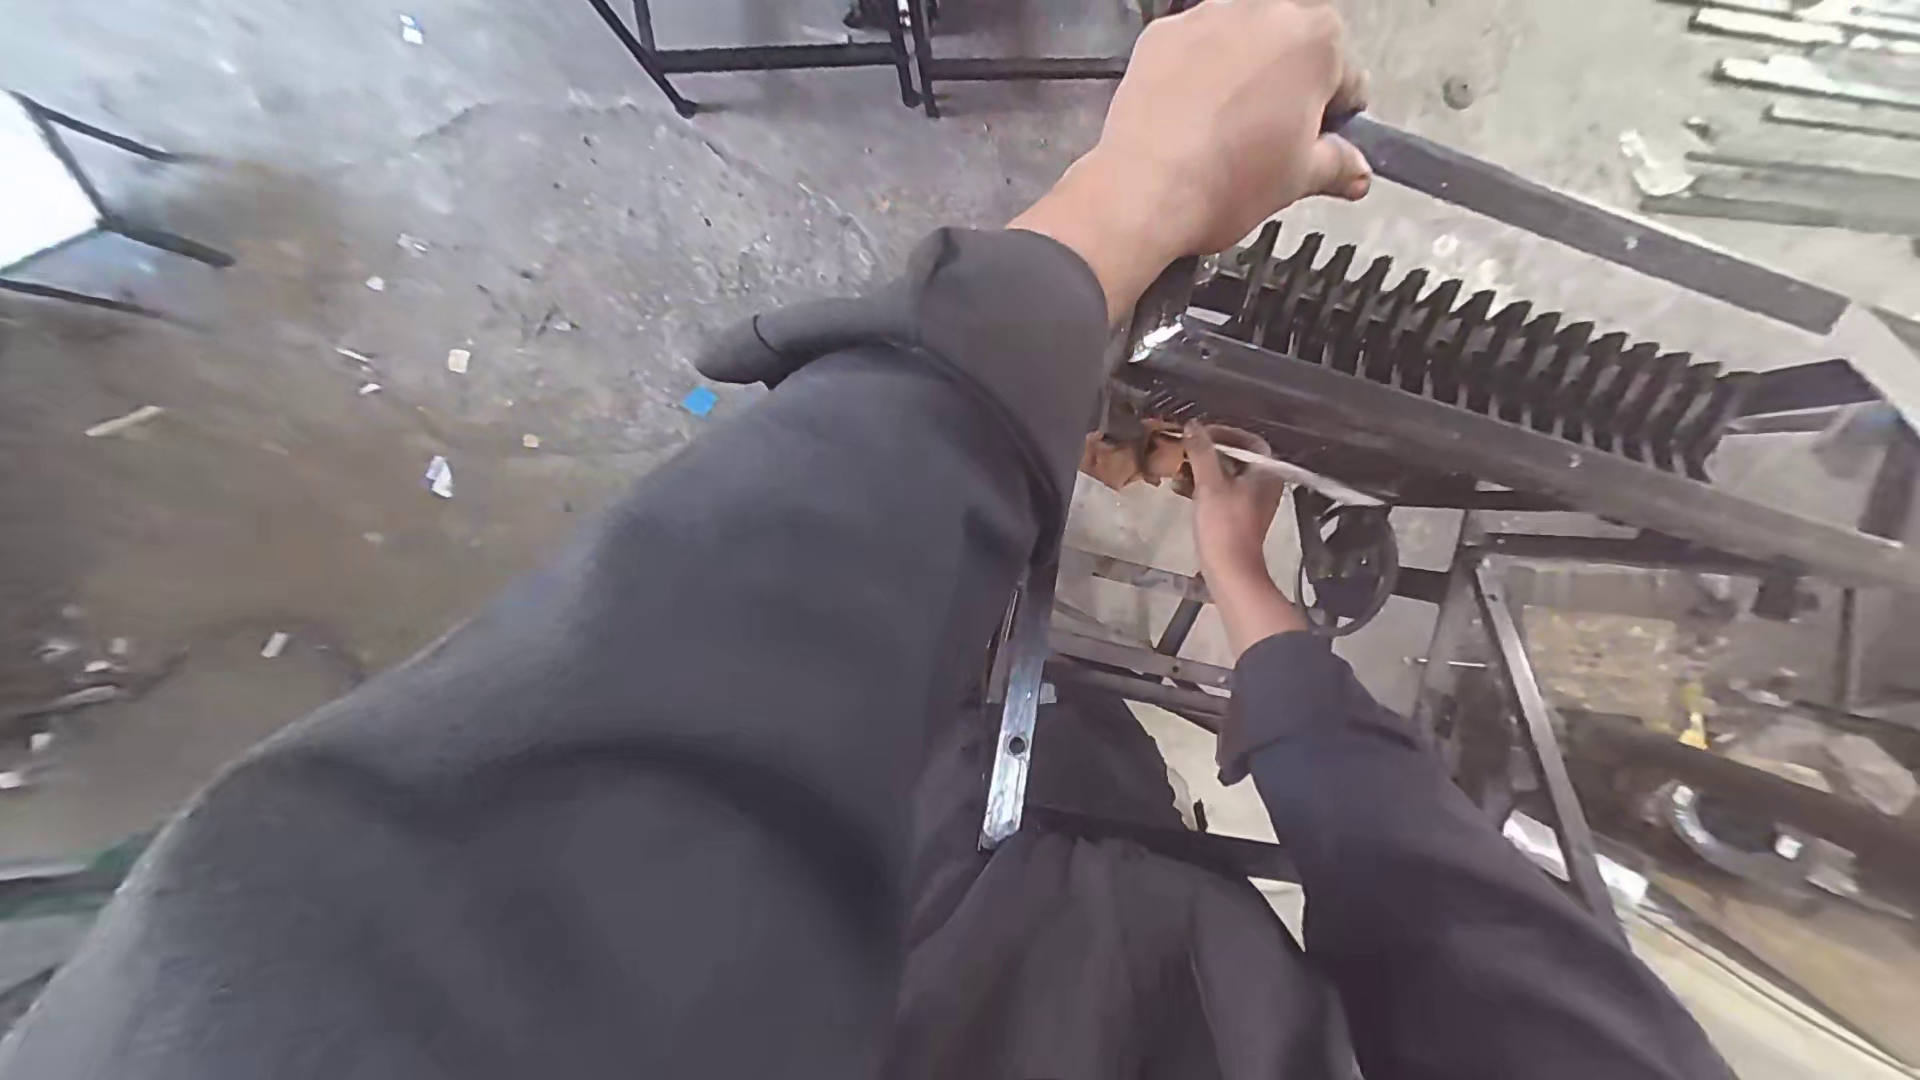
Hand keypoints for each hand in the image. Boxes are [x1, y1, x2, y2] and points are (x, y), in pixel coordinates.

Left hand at [1010, 0, 1370, 319]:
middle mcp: (1266, 9)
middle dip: (1280, 95)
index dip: (1329, 121)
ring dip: (1233, 81)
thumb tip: (1357, 172)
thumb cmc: (1223, 187)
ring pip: (1235, 48)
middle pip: (1288, 53)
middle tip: (1254, 148)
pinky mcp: (1159, 38)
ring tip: (1211, 138)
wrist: (1142, 195)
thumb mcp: (1293, 183)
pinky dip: (1186, 81)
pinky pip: (1185, 56)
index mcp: (1317, 40)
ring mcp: (1208, 18)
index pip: (1343, 79)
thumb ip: (1334, 166)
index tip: (1309, 147)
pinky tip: (1178, 123)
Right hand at [1185, 423, 1306, 654]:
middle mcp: (1264, 485)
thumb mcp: (1210, 484)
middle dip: (1210, 451)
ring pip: (1227, 475)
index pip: (1249, 441)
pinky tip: (1182, 489)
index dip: (1225, 433)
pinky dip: (1204, 487)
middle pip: (1237, 458)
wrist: (1231, 571)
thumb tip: (1193, 425)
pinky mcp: (1239, 517)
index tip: (1199, 434)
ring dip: (1204, 469)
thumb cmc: (1224, 525)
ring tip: (1180, 467)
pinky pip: (1222, 492)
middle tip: (1186, 449)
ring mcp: (1252, 503)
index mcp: (1266, 473)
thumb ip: (1202, 452)